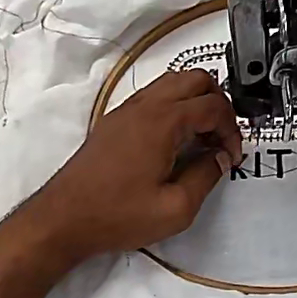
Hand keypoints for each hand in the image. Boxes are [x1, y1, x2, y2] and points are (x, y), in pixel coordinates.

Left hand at [16, 69, 244, 264]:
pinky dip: (174, 107)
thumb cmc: (115, 215)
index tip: (231, 155)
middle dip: (218, 103)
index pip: (213, 106)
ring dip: (195, 102)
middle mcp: (144, 107)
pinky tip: (176, 141)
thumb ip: (206, 177)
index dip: (232, 129)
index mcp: (162, 122)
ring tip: (202, 138)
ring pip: (173, 82)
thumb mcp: (175, 209)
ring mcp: (126, 111)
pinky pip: (153, 97)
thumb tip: (220, 159)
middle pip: (196, 79)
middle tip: (222, 137)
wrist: (64, 219)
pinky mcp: (114, 122)